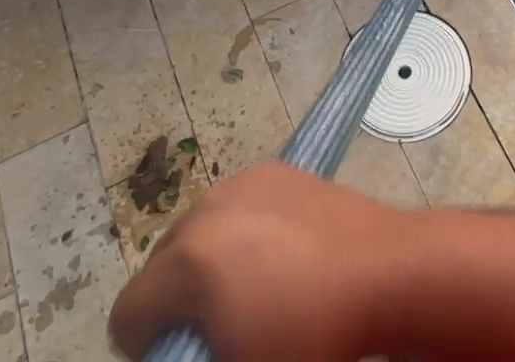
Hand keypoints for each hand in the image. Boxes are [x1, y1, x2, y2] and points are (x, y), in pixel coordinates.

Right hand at [107, 163, 408, 361]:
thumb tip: (183, 346)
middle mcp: (206, 210)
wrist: (387, 272)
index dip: (144, 345)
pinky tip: (276, 252)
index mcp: (188, 261)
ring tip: (249, 286)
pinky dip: (238, 229)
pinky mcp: (275, 171)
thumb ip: (193, 355)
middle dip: (173, 300)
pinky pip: (233, 206)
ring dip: (204, 261)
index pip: (127, 312)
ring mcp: (243, 183)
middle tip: (215, 326)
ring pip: (196, 229)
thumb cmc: (314, 333)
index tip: (180, 354)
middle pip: (158, 264)